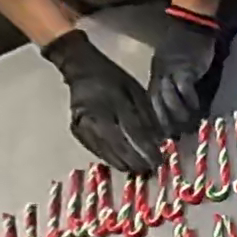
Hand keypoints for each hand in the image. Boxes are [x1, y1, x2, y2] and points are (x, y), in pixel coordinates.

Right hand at [39, 30, 161, 172]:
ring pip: (107, 153)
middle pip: (120, 146)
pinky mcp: (77, 131)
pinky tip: (123, 163)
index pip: (133, 131)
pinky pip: (97, 151)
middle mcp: (96, 114)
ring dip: (125, 163)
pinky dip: (112, 159)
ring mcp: (83, 124)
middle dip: (137, 161)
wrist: (80, 68)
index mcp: (113, 101)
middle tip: (151, 168)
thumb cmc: (112, 79)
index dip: (147, 149)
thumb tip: (157, 140)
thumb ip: (146, 114)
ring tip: (139, 169)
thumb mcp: (135, 90)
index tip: (159, 160)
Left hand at [148, 5, 223, 137]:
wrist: (193, 24)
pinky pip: (184, 88)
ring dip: (179, 114)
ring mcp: (171, 70)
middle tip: (176, 136)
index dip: (156, 118)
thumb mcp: (174, 64)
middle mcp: (160, 74)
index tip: (163, 135)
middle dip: (166, 121)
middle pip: (157, 102)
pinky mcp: (185, 68)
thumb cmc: (185, 45)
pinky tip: (197, 108)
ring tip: (189, 125)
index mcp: (156, 74)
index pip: (152, 100)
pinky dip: (190, 100)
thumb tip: (180, 105)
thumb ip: (173, 82)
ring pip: (169, 98)